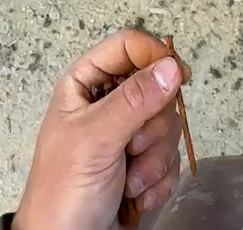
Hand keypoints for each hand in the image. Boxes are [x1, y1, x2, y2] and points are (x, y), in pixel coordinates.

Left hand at [13, 29, 187, 229]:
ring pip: (167, 123)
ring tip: (129, 181)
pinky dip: (159, 178)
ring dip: (154, 159)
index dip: (155, 55)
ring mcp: (127, 132)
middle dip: (152, 126)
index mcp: (86, 83)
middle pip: (156, 86)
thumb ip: (134, 100)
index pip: (129, 46)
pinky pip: (171, 154)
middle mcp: (108, 102)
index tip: (179, 76)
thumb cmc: (64, 191)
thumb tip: (172, 66)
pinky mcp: (142, 162)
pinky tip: (136, 196)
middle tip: (131, 148)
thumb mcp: (95, 139)